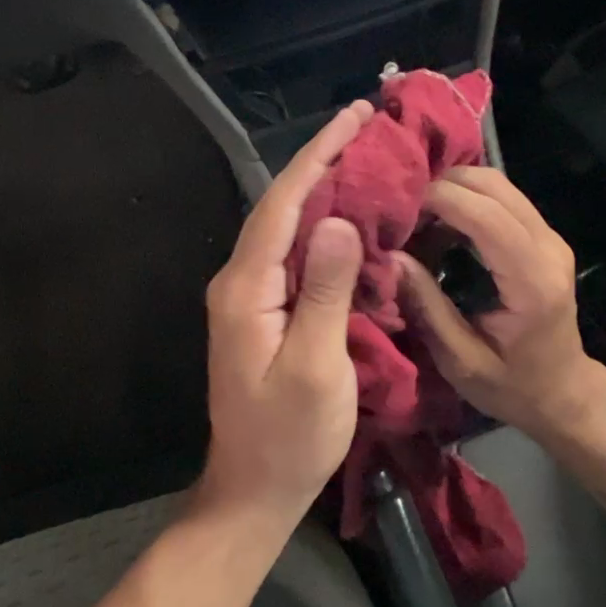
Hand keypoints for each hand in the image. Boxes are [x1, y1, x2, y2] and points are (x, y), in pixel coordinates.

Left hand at [199, 100, 373, 520]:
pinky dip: (320, 221)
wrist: (254, 489)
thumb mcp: (315, 366)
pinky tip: (348, 212)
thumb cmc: (289, 436)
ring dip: (321, 184)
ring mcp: (249, 294)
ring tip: (361, 152)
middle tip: (364, 124)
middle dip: (321, 159)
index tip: (353, 117)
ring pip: (285, 223)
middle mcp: (241, 279)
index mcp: (247, 287)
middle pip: (281, 204)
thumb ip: (325, 291)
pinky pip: (293, 250)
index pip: (284, 203)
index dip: (318, 155)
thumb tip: (338, 219)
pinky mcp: (264, 309)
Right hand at [396, 167, 605, 440]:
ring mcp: (551, 237)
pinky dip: (468, 197)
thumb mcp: (461, 361)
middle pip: (493, 186)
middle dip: (442, 185)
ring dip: (454, 188)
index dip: (440, 199)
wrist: (563, 393)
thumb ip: (427, 307)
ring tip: (417, 216)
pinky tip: (440, 221)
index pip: (487, 216)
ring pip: (498, 184)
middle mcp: (549, 249)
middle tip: (402, 211)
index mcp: (533, 283)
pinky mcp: (545, 235)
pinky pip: (503, 198)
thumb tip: (390, 258)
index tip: (398, 210)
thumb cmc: (512, 387)